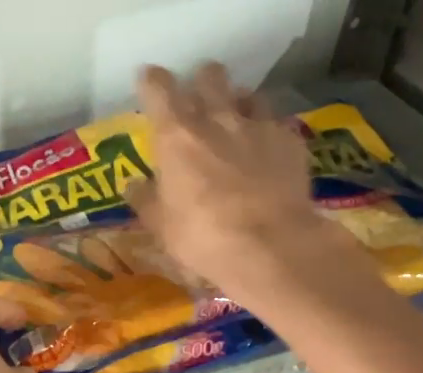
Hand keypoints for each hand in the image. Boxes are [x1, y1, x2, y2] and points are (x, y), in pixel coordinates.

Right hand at [127, 64, 342, 294]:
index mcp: (177, 137)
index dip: (151, 82)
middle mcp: (218, 119)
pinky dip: (263, 132)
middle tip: (195, 99)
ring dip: (235, 103)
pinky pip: (273, 123)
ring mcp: (258, 125)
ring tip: (233, 122)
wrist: (268, 245)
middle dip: (200, 82)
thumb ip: (146, 200)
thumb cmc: (201, 237)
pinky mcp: (288, 140)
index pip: (159, 90)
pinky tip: (262, 152)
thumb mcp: (161, 226)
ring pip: (246, 95)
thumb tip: (133, 185)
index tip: (147, 81)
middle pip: (209, 77)